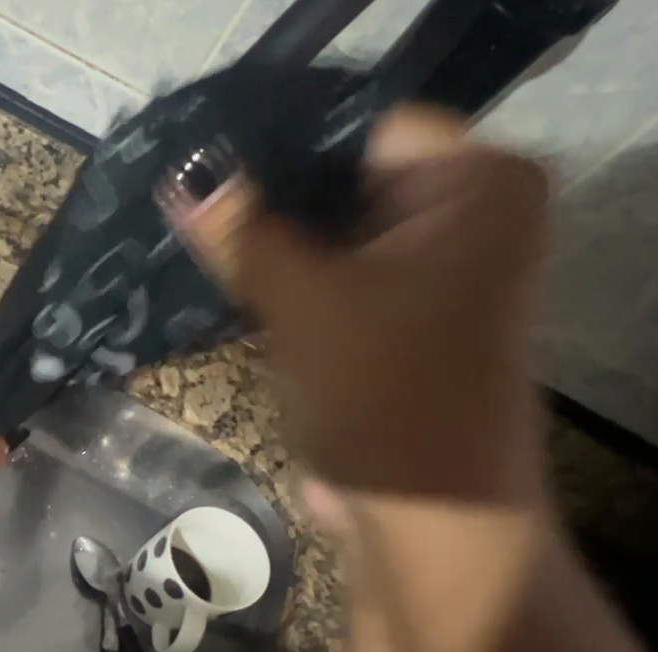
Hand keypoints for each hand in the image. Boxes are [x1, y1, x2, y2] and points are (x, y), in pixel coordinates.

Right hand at [160, 105, 550, 502]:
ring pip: (331, 236)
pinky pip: (332, 279)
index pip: (362, 128)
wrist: (423, 517)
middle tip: (181, 200)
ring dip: (267, 246)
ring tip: (191, 236)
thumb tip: (181, 178)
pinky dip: (284, 283)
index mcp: (477, 186)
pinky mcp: (399, 320)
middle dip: (265, 201)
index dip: (279, 144)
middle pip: (345, 182)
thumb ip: (242, 233)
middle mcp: (469, 216)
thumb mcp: (303, 304)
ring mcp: (435, 272)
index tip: (198, 160)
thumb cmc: (381, 394)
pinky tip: (225, 281)